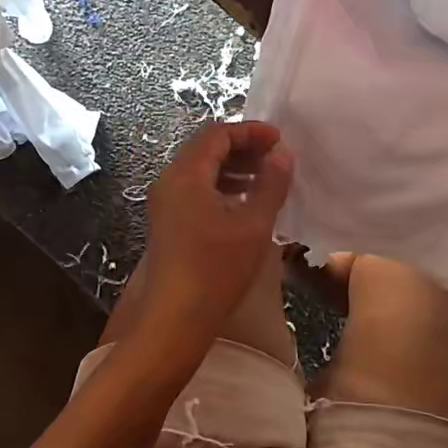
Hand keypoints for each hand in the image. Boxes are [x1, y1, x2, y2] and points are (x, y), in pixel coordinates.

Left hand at [140, 120, 294, 333]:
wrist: (176, 316)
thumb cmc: (216, 268)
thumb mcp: (253, 225)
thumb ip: (271, 184)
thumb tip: (282, 154)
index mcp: (186, 174)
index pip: (217, 134)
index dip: (250, 131)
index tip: (280, 140)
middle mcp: (169, 182)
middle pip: (206, 150)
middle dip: (242, 148)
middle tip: (276, 158)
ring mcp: (165, 204)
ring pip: (200, 172)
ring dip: (233, 169)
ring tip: (266, 180)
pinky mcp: (168, 223)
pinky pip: (195, 192)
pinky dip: (221, 188)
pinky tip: (245, 205)